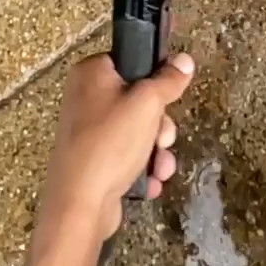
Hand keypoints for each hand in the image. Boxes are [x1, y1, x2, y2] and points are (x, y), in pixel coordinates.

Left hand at [27, 52, 195, 265]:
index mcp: (91, 72)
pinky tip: (150, 180)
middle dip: (159, 123)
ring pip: (137, 129)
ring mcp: (88, 130)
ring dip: (156, 148)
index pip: (131, 60)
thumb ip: (168, 80)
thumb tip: (184, 60)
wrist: (80, 204)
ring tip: (159, 164)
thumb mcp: (147, 103)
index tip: (168, 94)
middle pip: (138, 98)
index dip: (153, 78)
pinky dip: (142, 166)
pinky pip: (126, 153)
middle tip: (162, 136)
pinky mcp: (93, 159)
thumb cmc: (110, 143)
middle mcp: (85, 96)